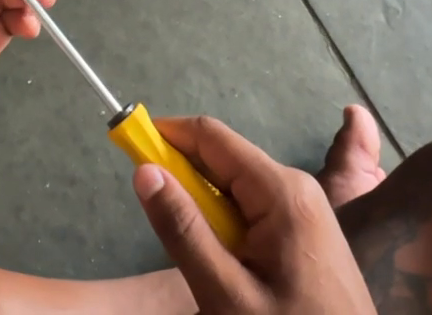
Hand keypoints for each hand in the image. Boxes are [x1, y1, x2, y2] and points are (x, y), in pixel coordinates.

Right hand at [135, 117, 376, 313]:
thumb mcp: (227, 297)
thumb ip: (183, 231)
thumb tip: (144, 170)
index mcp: (281, 190)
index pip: (210, 136)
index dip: (165, 134)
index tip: (126, 147)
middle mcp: (296, 187)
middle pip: (222, 159)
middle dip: (183, 176)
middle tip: (157, 219)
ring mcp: (304, 210)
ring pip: (234, 187)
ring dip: (203, 206)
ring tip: (195, 258)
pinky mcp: (305, 234)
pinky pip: (251, 211)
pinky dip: (225, 225)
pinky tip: (222, 265)